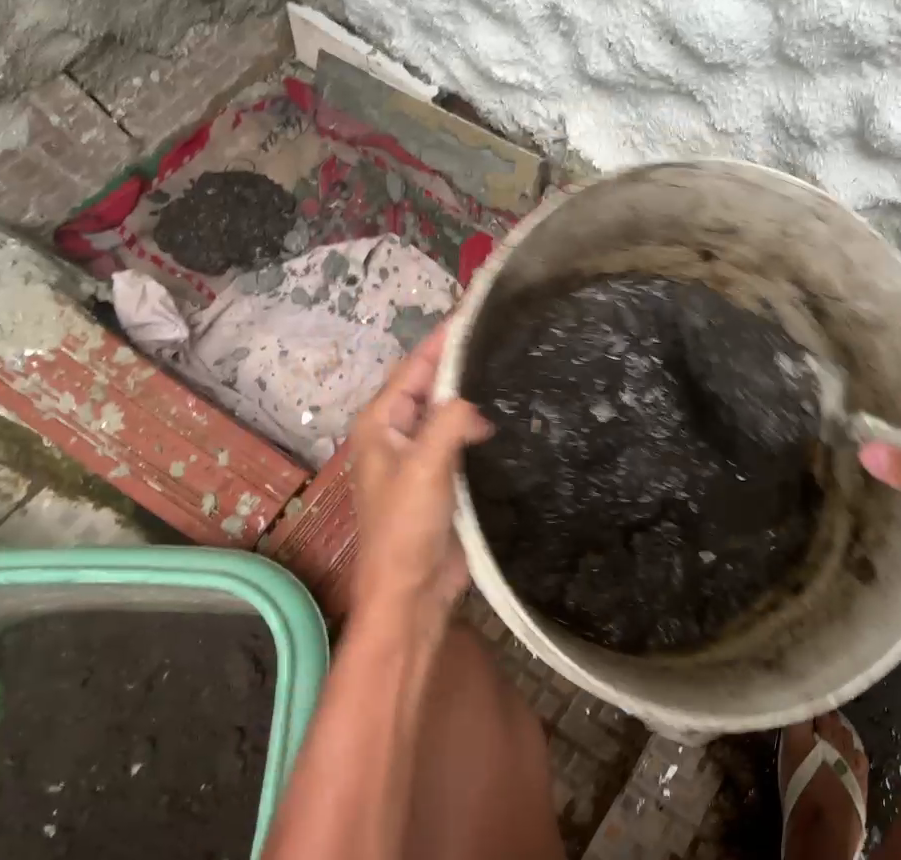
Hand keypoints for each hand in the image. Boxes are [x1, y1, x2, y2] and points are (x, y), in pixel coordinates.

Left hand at [344, 325, 493, 612]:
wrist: (411, 591)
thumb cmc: (405, 529)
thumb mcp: (424, 468)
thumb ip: (448, 422)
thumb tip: (477, 406)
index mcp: (382, 423)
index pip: (417, 366)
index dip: (445, 338)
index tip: (477, 309)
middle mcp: (400, 432)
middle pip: (435, 384)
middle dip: (465, 360)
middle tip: (508, 333)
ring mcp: (425, 455)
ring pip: (453, 410)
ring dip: (477, 392)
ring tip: (518, 364)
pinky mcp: (447, 476)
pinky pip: (467, 437)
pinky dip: (486, 423)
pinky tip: (515, 413)